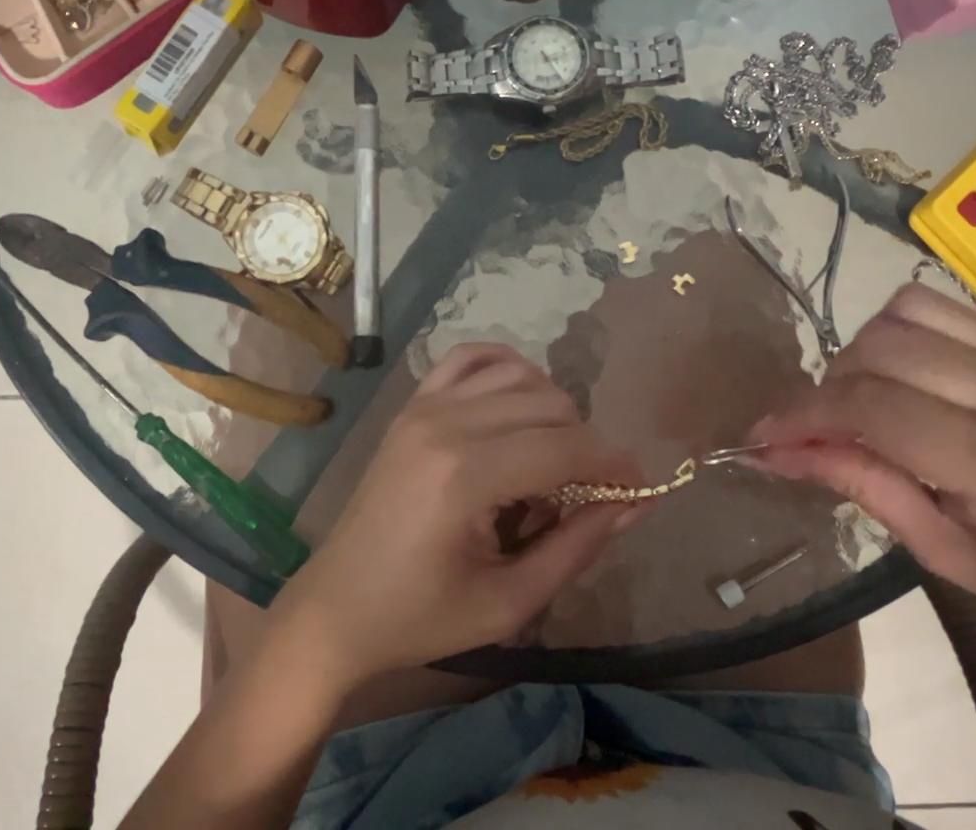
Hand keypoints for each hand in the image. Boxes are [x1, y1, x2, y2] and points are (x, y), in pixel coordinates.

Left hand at [271, 344, 638, 688]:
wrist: (336, 608)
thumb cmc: (420, 618)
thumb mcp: (508, 603)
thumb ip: (577, 547)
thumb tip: (635, 502)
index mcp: (465, 477)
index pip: (567, 447)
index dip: (615, 465)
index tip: (639, 489)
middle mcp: (444, 424)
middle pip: (550, 404)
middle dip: (585, 444)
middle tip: (585, 494)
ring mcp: (422, 407)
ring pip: (518, 375)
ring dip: (551, 409)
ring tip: (550, 461)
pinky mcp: (410, 406)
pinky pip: (468, 357)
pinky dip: (505, 368)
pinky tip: (516, 404)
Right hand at [751, 284, 975, 656]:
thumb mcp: (949, 557)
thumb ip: (865, 489)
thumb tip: (780, 454)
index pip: (878, 411)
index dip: (804, 416)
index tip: (760, 437)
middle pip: (883, 352)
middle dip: (825, 387)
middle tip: (815, 432)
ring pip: (904, 314)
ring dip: (858, 354)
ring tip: (858, 401)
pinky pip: (938, 309)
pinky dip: (894, 333)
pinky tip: (897, 377)